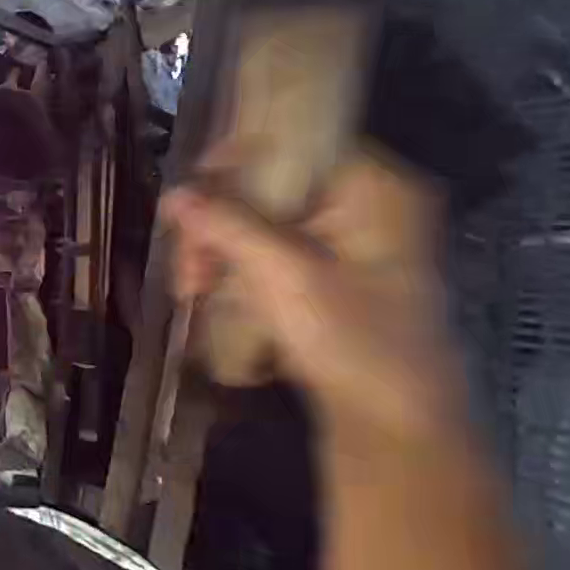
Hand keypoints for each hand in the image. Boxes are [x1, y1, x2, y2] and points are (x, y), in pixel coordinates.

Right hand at [159, 149, 464, 442]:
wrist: (395, 429)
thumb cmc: (351, 341)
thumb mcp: (282, 275)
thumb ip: (225, 225)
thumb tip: (173, 193)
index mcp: (375, 189)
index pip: (296, 140)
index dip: (237, 159)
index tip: (192, 193)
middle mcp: (365, 205)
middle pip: (271, 185)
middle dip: (219, 222)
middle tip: (187, 264)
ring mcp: (349, 243)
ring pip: (263, 221)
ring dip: (220, 249)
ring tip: (190, 289)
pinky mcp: (331, 276)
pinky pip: (272, 252)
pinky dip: (238, 268)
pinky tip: (209, 293)